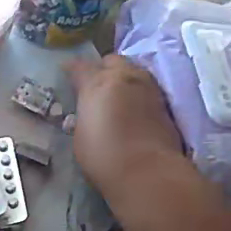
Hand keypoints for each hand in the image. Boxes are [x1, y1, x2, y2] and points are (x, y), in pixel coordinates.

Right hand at [64, 55, 189, 201]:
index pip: (80, 66)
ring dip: (122, 79)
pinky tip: (132, 110)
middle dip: (102, 69)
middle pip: (112, 60)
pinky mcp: (165, 101)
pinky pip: (146, 88)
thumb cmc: (103, 156)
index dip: (71, 70)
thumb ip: (84, 114)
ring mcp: (149, 86)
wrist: (146, 171)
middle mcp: (125, 76)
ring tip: (115, 97)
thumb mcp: (81, 134)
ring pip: (133, 71)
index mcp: (98, 83)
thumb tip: (87, 110)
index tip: (66, 75)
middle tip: (94, 86)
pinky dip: (137, 94)